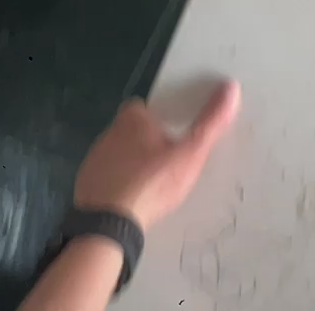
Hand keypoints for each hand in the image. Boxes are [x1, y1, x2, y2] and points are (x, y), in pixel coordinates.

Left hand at [73, 80, 239, 228]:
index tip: (170, 128)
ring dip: (128, 162)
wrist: (108, 229)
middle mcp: (108, 135)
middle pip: (127, 129)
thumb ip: (211, 121)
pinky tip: (129, 201)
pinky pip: (103, 179)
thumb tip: (231, 86)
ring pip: (114, 154)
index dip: (155, 116)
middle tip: (165, 157)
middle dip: (143, 139)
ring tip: (150, 181)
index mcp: (132, 120)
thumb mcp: (190, 153)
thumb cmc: (152, 183)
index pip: (140, 106)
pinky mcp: (83, 189)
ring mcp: (92, 163)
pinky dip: (115, 185)